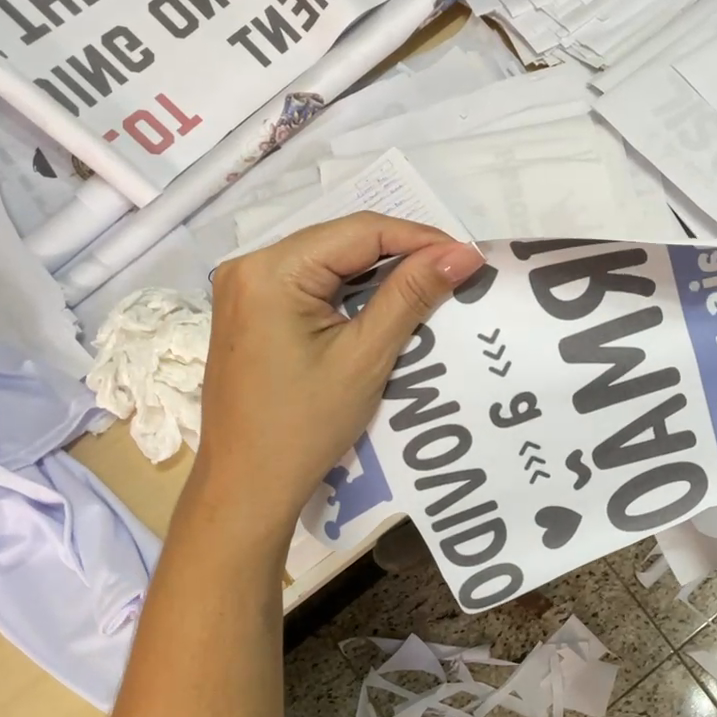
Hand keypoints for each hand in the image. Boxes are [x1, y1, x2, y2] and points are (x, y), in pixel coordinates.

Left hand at [190, 212, 485, 536]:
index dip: (421, 238)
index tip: (468, 257)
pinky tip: (388, 304)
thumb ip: (412, 296)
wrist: (248, 485)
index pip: (361, 231)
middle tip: (456, 272)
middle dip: (403, 252)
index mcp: (271, 270)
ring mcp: (247, 289)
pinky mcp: (254, 312)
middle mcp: (251, 266)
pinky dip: (355, 291)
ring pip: (331, 261)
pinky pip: (315, 285)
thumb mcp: (366, 356)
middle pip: (343, 240)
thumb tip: (464, 253)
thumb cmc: (306, 424)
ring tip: (433, 286)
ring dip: (382, 272)